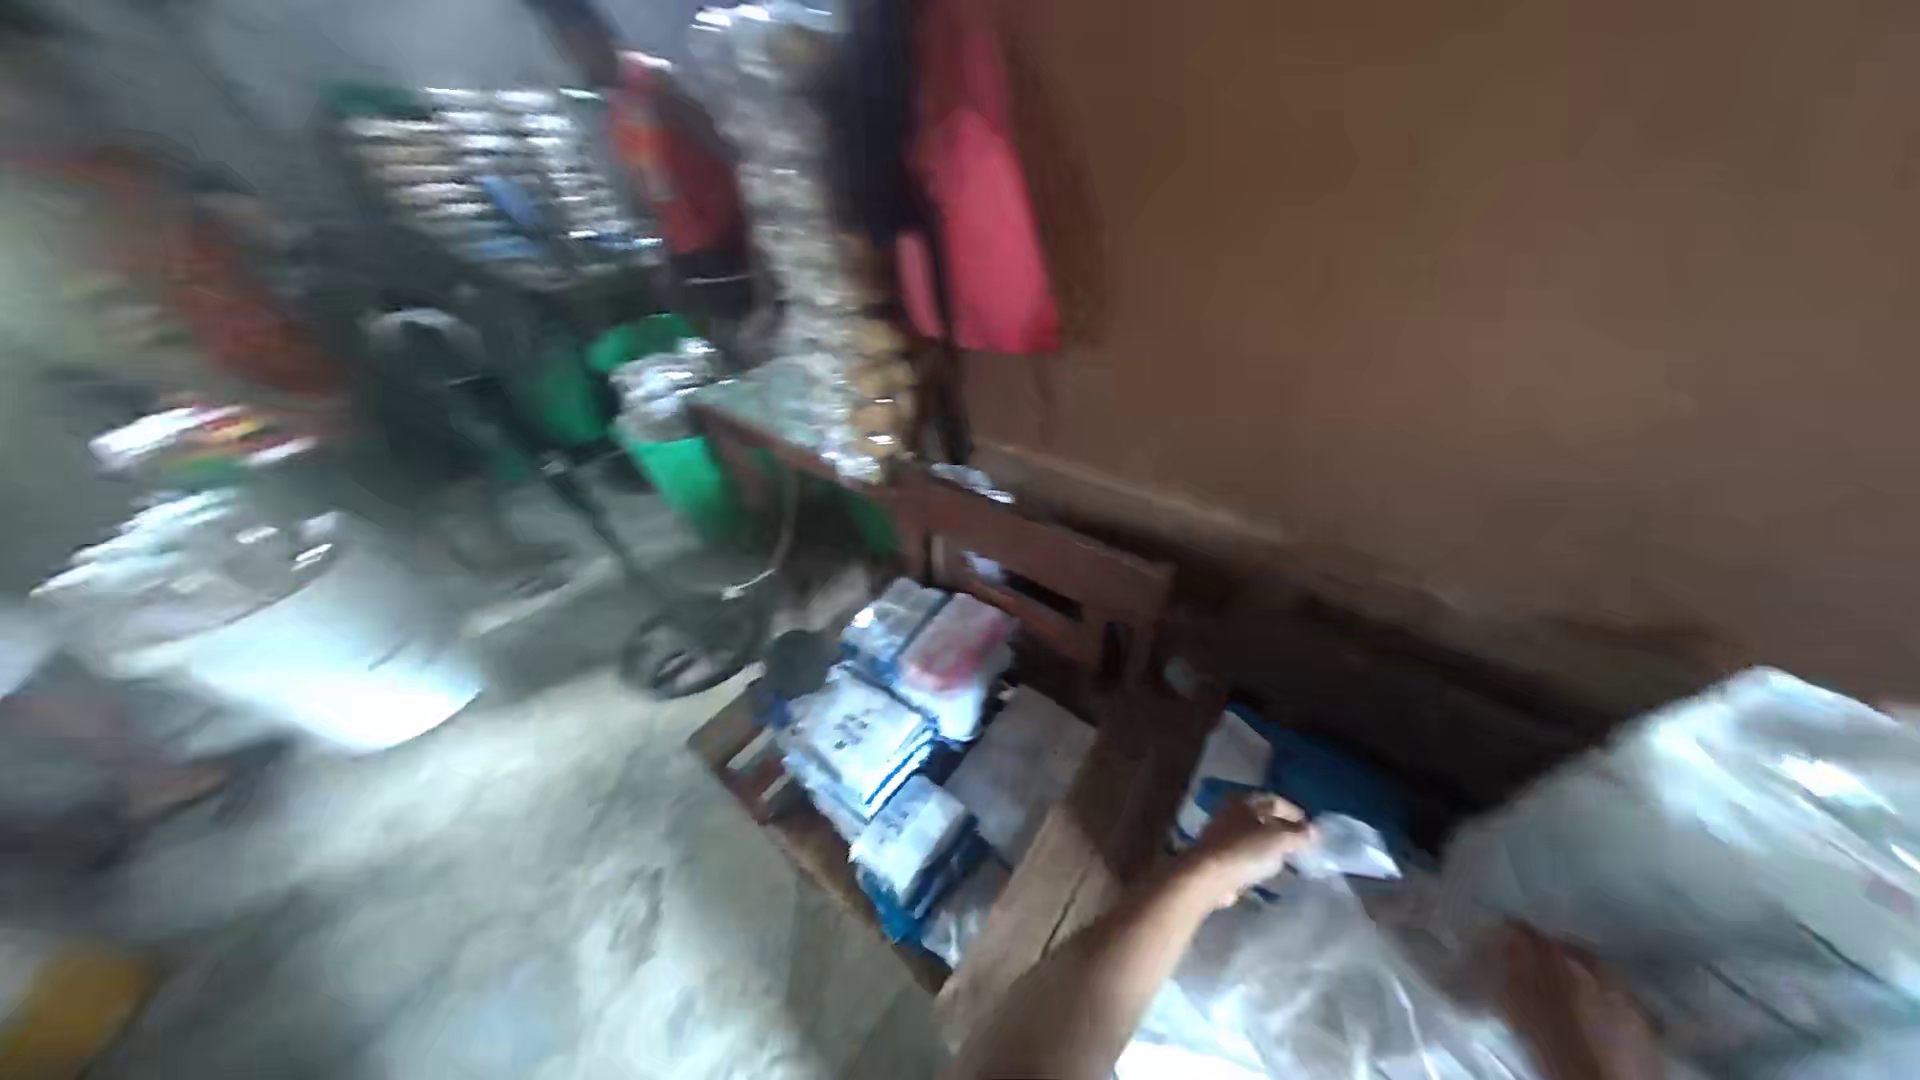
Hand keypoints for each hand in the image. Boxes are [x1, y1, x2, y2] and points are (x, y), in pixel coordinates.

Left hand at [1179, 794, 1314, 908]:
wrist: (1209, 875)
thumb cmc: (1245, 850)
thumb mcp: (1278, 838)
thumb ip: (1298, 834)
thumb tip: (1313, 830)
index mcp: (1243, 802)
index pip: (1274, 800)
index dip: (1294, 812)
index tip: (1312, 828)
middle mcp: (1231, 812)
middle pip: (1263, 816)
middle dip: (1284, 827)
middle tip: (1304, 842)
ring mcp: (1224, 834)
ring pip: (1254, 834)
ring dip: (1273, 843)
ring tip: (1292, 857)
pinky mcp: (1221, 855)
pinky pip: (1247, 852)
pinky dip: (1261, 856)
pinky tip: (1272, 868)